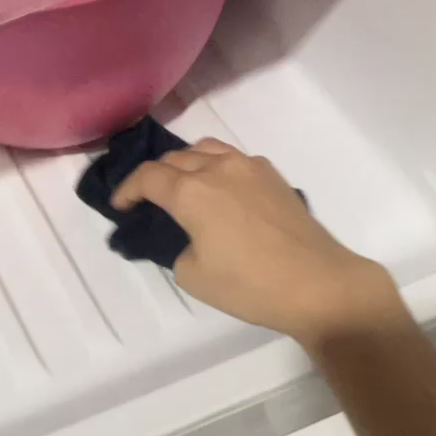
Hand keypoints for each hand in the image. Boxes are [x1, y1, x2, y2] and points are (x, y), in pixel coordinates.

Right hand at [111, 139, 400, 342]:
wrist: (315, 283)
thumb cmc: (248, 285)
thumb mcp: (193, 276)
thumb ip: (178, 248)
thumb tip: (187, 237)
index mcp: (191, 192)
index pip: (148, 178)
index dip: (127, 190)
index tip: (119, 206)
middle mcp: (218, 169)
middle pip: (175, 159)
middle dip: (153, 176)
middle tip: (145, 198)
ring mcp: (250, 168)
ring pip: (206, 150)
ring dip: (184, 164)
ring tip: (179, 185)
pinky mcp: (273, 177)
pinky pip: (232, 159)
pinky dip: (214, 167)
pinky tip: (217, 191)